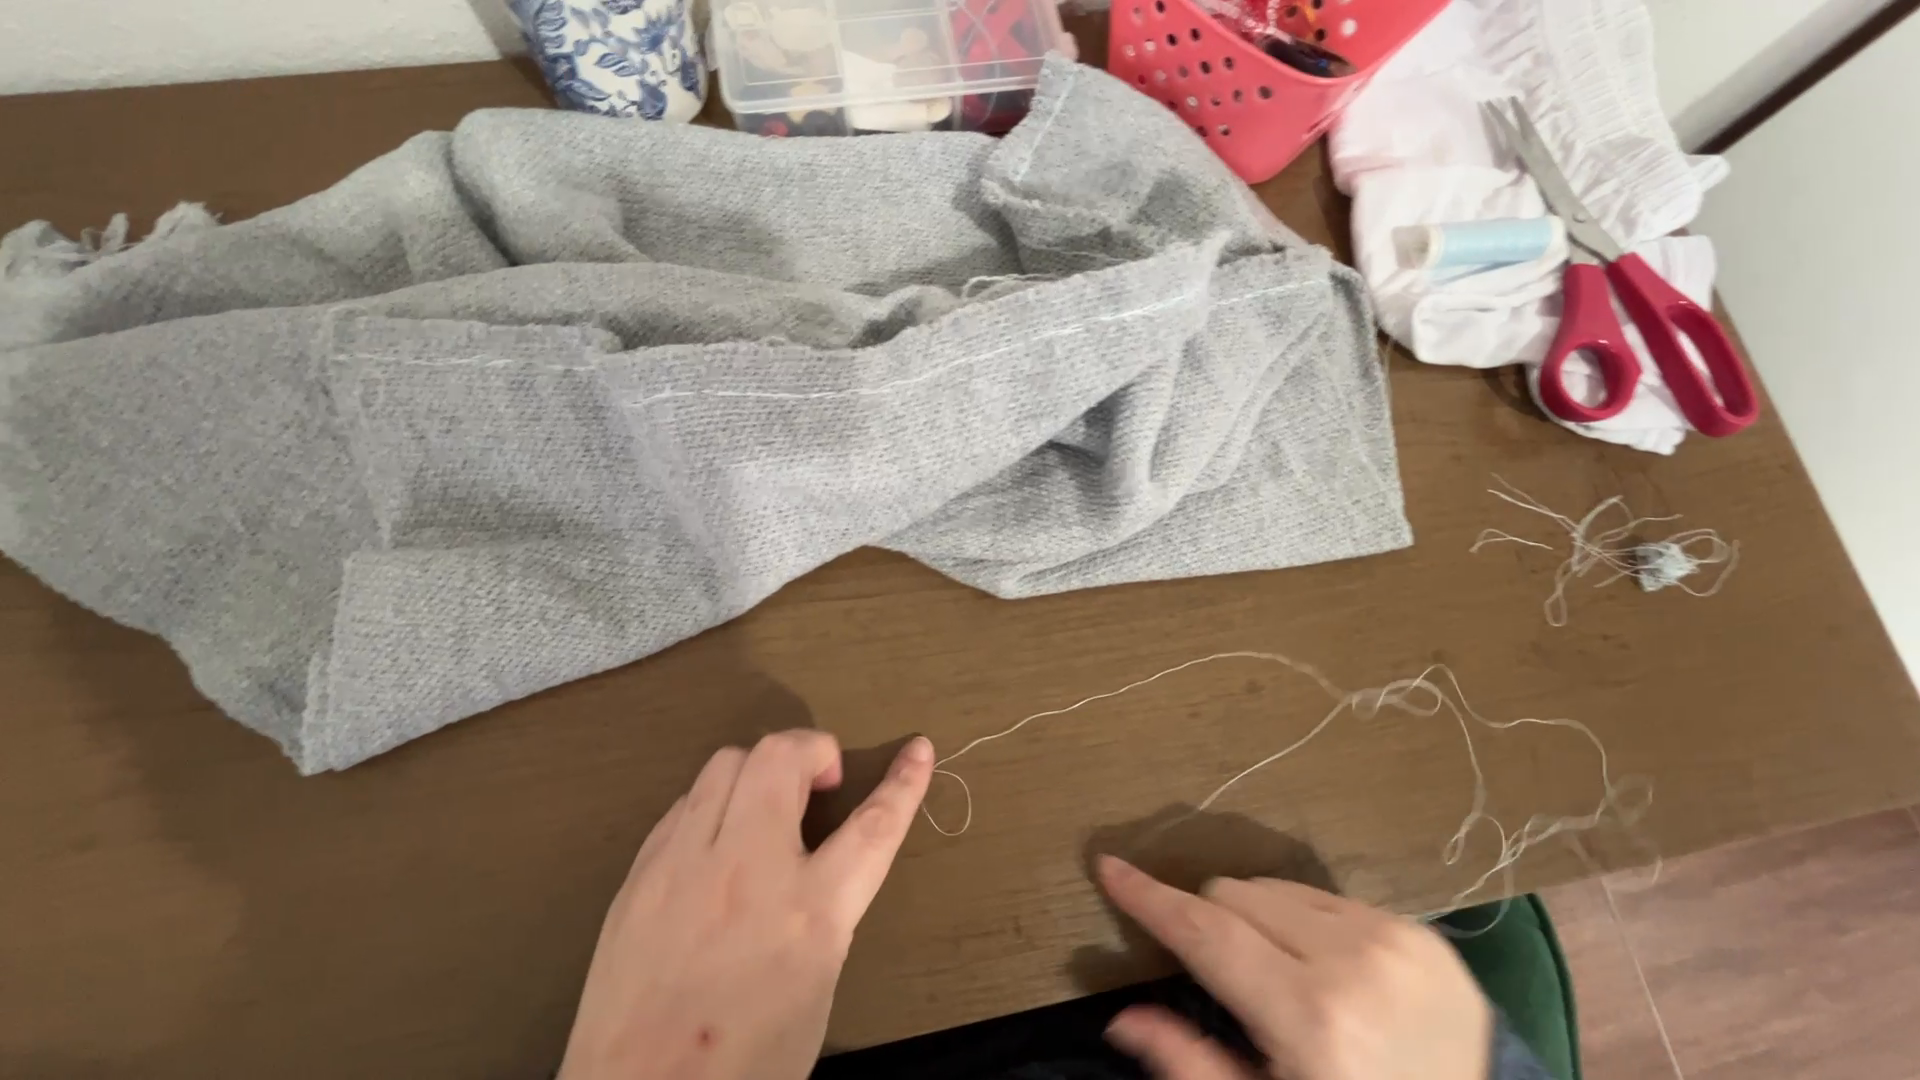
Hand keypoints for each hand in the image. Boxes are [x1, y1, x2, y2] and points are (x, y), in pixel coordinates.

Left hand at [557, 731, 934, 1079]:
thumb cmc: (747, 1059)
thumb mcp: (815, 984)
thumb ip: (824, 909)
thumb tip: (819, 861)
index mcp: (808, 912)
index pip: (872, 826)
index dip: (903, 783)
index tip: (918, 749)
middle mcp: (747, 869)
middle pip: (781, 757)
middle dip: (812, 750)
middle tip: (819, 784)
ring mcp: (685, 863)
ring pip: (727, 762)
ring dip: (760, 770)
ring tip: (767, 807)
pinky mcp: (640, 872)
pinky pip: (685, 804)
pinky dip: (714, 804)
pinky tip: (717, 841)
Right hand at [1095, 856, 1490, 1079]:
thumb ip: (1190, 1064)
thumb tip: (1121, 1019)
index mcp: (1310, 1017)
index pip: (1205, 931)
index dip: (1149, 898)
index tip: (1108, 866)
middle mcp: (1352, 960)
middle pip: (1234, 893)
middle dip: (1211, 921)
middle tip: (1225, 975)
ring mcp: (1392, 938)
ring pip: (1275, 885)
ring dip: (1258, 917)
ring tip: (1281, 973)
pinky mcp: (1420, 931)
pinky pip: (1326, 895)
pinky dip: (1305, 921)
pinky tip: (1328, 969)